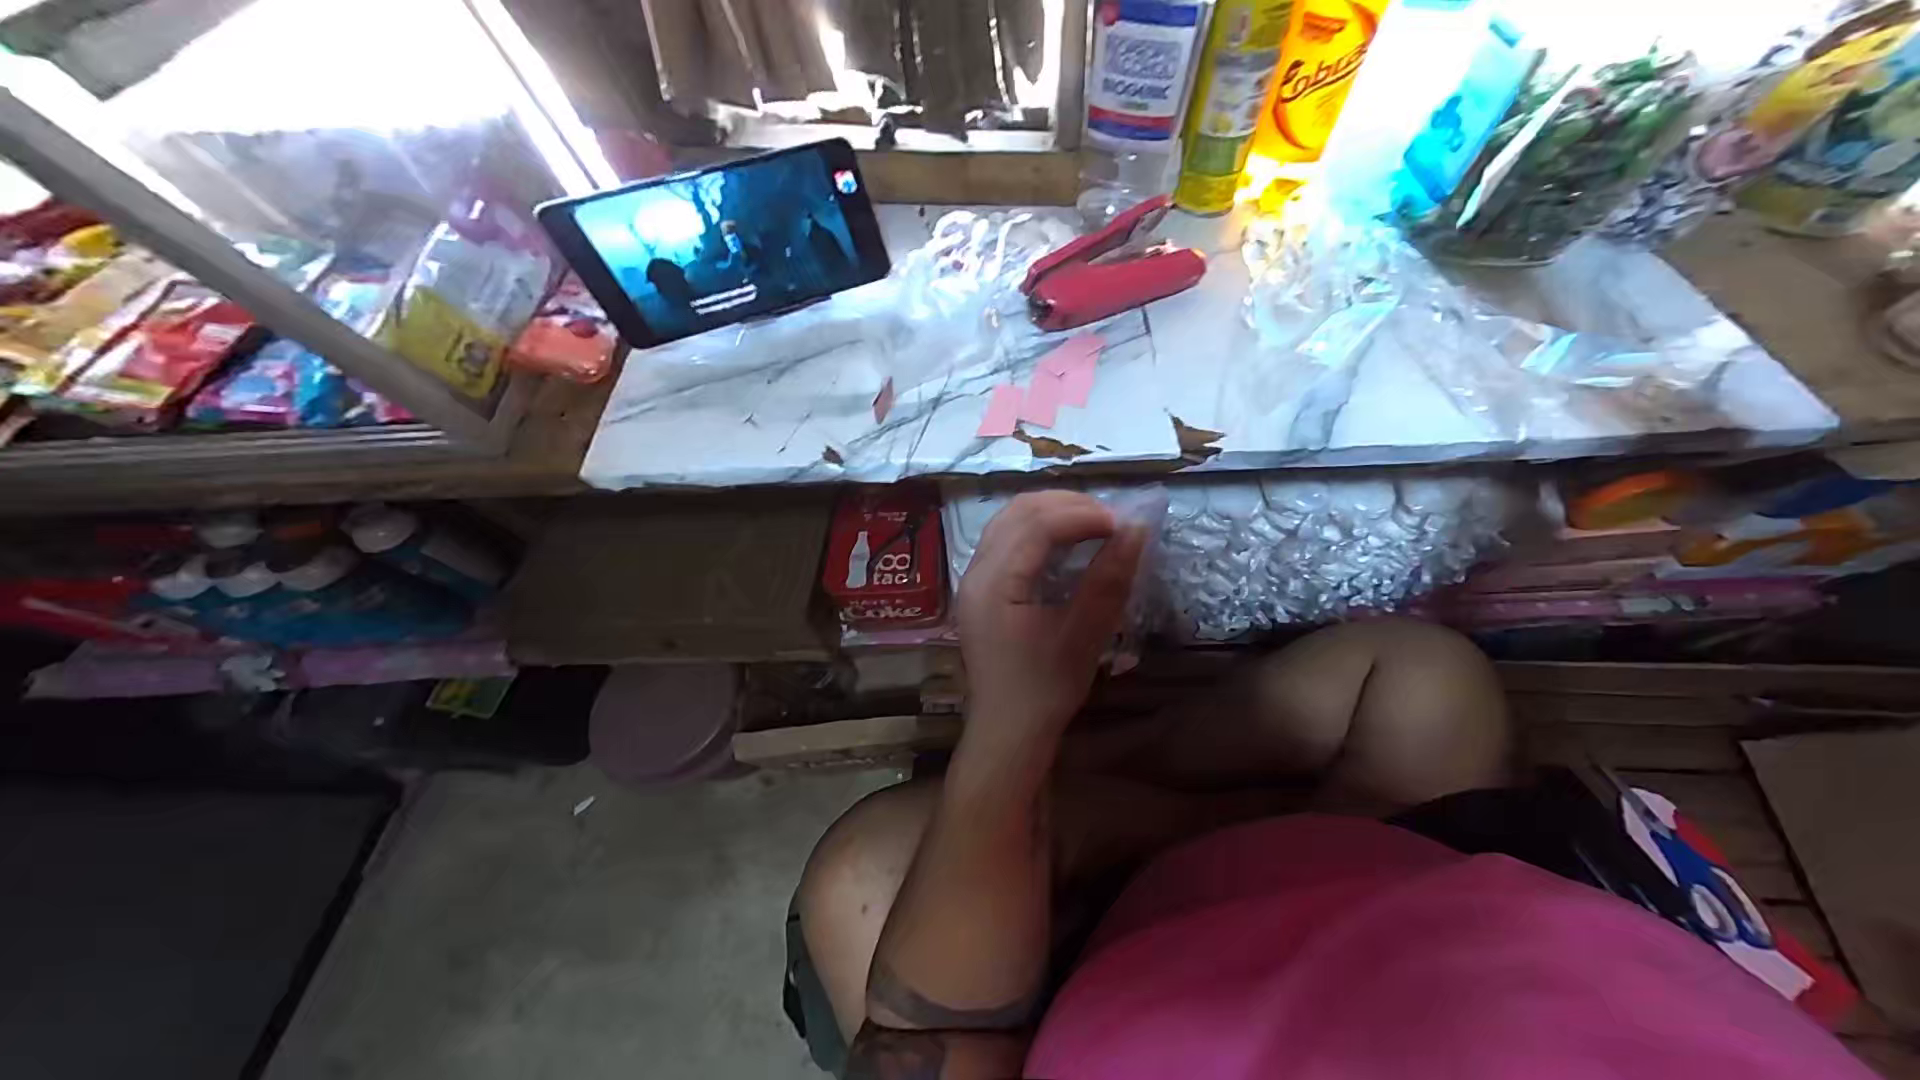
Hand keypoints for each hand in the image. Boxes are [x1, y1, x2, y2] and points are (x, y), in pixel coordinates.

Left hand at [957, 491, 1146, 745]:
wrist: (1007, 731)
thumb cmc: (1044, 690)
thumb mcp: (1083, 636)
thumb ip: (1108, 579)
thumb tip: (1138, 529)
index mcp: (993, 583)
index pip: (1037, 524)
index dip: (1084, 515)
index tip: (1125, 525)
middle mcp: (975, 571)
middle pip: (1018, 511)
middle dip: (1068, 506)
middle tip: (1113, 521)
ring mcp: (973, 578)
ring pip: (1010, 520)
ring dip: (1052, 514)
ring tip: (1095, 526)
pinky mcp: (980, 588)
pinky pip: (1006, 539)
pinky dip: (1038, 530)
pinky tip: (1067, 543)